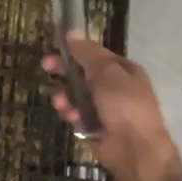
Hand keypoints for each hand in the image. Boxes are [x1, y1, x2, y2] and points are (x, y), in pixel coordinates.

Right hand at [42, 32, 181, 179]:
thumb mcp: (107, 72)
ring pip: (78, 95)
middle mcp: (115, 87)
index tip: (54, 46)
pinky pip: (78, 114)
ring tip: (60, 100)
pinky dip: (71, 113)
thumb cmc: (124, 105)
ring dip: (66, 94)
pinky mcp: (96, 126)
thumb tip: (71, 31)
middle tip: (46, 66)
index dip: (75, 49)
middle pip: (84, 73)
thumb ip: (87, 53)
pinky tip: (69, 115)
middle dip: (65, 70)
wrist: (135, 148)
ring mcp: (106, 108)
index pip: (95, 54)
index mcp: (124, 70)